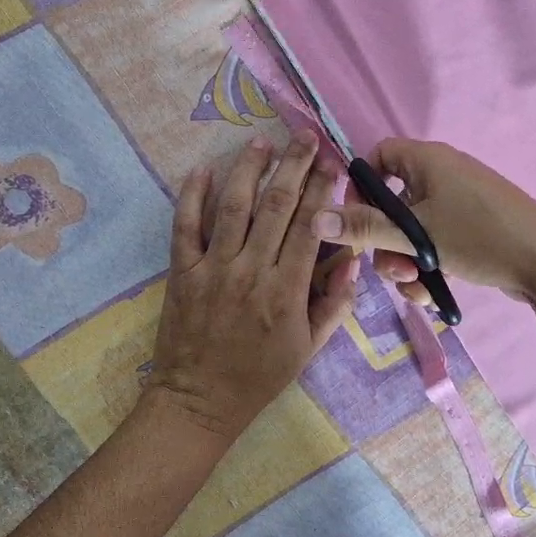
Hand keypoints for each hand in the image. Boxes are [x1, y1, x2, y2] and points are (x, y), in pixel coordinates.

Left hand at [148, 133, 358, 443]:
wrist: (199, 400)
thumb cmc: (261, 375)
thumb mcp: (309, 347)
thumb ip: (335, 303)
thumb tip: (353, 260)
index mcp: (287, 290)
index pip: (311, 227)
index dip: (324, 190)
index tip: (334, 163)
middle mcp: (251, 271)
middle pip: (277, 206)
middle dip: (294, 166)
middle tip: (306, 136)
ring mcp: (213, 268)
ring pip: (233, 206)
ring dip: (249, 169)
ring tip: (262, 141)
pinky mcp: (182, 271)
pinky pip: (185, 225)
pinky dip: (192, 195)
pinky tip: (203, 168)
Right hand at [310, 139, 535, 303]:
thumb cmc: (478, 236)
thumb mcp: (417, 236)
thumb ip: (365, 229)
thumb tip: (314, 220)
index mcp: (428, 160)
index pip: (379, 156)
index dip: (361, 186)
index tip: (357, 222)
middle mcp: (443, 174)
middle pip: (393, 202)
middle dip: (386, 242)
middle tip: (393, 269)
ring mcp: (461, 202)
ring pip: (414, 231)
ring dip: (407, 261)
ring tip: (418, 286)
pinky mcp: (474, 229)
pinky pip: (437, 243)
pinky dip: (430, 266)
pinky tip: (434, 293)